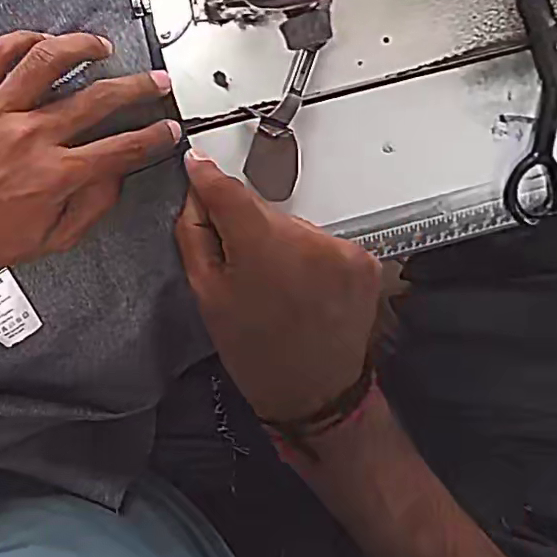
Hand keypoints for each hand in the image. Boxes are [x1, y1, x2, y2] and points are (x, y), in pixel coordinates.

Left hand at [0, 31, 179, 311]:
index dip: (153, 136)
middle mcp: (29, 138)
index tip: (166, 129)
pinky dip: (18, 40)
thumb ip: (92, 205)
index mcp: (53, 175)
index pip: (121, 147)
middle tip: (154, 83)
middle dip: (139, 88)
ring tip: (100, 47)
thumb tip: (117, 175)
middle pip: (99, 98)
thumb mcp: (51, 238)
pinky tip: (38, 41)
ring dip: (82, 47)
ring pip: (47, 61)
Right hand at [173, 150, 384, 421]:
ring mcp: (341, 250)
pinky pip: (317, 238)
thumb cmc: (257, 352)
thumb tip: (194, 194)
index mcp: (263, 249)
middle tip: (236, 259)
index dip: (206, 175)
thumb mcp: (205, 293)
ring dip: (276, 238)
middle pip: (260, 206)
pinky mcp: (361, 259)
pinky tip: (298, 283)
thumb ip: (194, 233)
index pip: (228, 189)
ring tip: (272, 281)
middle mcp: (308, 241)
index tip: (195, 163)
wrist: (314, 393)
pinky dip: (304, 252)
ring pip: (289, 221)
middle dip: (243, 222)